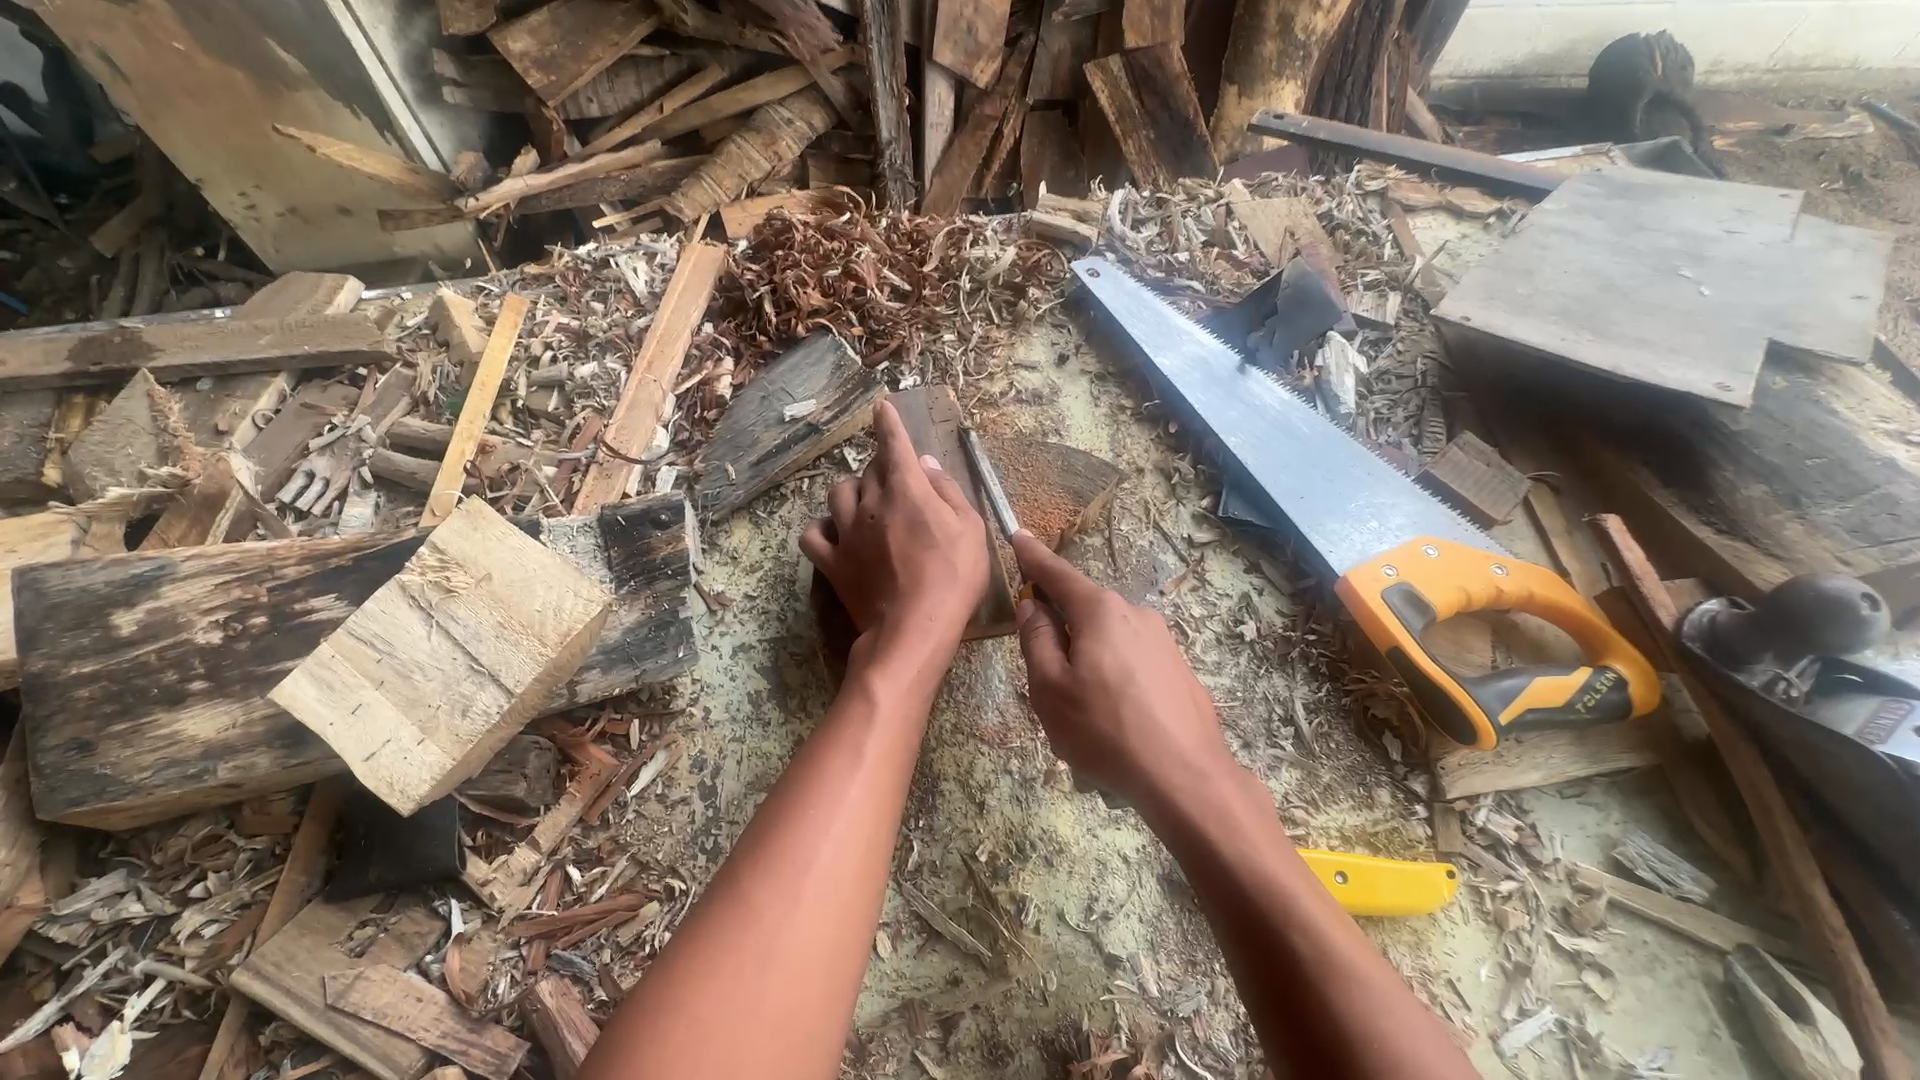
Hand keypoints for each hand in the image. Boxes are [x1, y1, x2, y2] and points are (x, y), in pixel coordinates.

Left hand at [801, 401, 989, 650]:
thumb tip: (926, 465)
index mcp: (906, 489)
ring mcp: (846, 533)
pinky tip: (836, 532)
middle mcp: (870, 502)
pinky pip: (813, 534)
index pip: (893, 444)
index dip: (887, 423)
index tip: (880, 407)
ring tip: (868, 505)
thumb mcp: (971, 530)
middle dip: (883, 469)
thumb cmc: (954, 578)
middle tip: (902, 487)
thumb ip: (947, 492)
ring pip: (837, 494)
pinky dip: (823, 527)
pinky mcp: (831, 562)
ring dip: (853, 492)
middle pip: (869, 470)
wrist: (913, 628)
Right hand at [1012, 532, 1239, 808]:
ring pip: (1108, 643)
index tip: (1017, 536)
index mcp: (1099, 611)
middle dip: (1062, 637)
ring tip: (1087, 722)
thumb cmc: (1105, 731)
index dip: (1033, 558)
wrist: (1186, 776)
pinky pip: (1132, 664)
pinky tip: (1117, 727)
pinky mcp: (1178, 667)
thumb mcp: (1050, 689)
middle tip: (1050, 688)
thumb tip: (1033, 606)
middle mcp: (1134, 613)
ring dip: (1089, 668)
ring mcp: (1162, 640)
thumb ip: (1036, 640)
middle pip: (1083, 612)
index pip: (1057, 574)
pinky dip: (1115, 684)